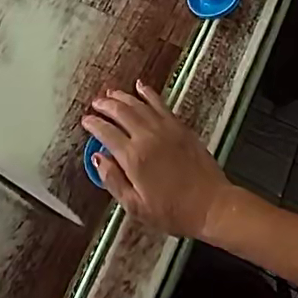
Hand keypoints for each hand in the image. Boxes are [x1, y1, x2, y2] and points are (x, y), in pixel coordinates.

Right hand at [81, 81, 239, 239]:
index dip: (93, 124)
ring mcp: (165, 129)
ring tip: (110, 93)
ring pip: (138, 104)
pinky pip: (160, 104)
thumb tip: (97, 158)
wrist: (210, 204)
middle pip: (120, 113)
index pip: (106, 133)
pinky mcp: (180, 127)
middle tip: (95, 103)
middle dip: (105, 106)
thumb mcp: (136, 207)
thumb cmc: (172, 211)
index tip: (86, 120)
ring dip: (122, 97)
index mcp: (133, 158)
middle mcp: (147, 137)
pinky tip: (140, 87)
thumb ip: (113, 180)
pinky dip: (148, 93)